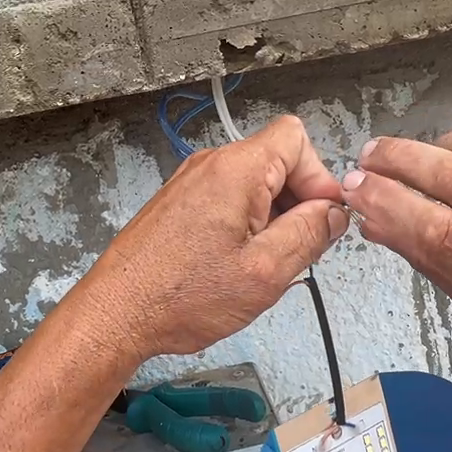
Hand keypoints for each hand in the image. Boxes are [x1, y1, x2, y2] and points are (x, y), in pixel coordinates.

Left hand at [69, 115, 348, 363]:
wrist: (116, 312)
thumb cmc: (185, 295)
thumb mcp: (266, 271)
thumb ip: (309, 233)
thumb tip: (335, 212)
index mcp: (236, 169)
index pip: (295, 138)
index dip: (318, 176)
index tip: (320, 221)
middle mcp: (212, 163)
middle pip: (276, 159)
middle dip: (297, 201)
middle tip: (294, 250)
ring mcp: (191, 181)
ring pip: (254, 182)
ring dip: (272, 217)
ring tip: (262, 263)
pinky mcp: (179, 201)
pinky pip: (228, 197)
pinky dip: (245, 223)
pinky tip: (236, 263)